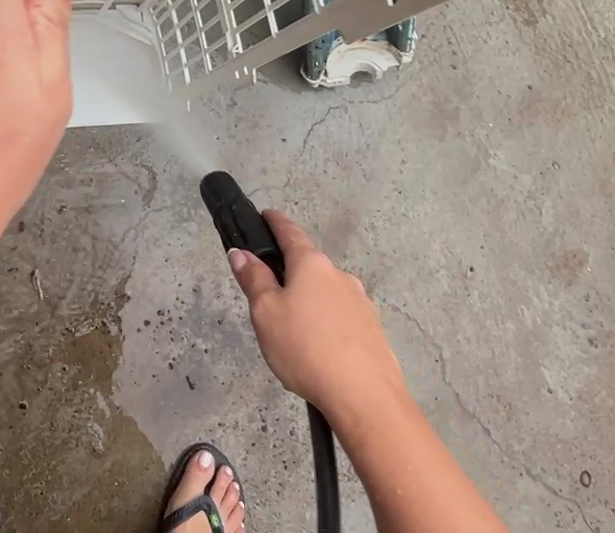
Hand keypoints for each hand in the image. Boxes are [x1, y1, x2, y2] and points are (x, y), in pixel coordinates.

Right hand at [228, 210, 407, 419]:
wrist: (365, 397)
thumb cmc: (306, 349)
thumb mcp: (266, 313)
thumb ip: (253, 279)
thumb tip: (240, 252)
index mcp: (312, 264)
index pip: (290, 232)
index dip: (275, 222)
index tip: (265, 215)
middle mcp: (340, 276)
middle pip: (309, 264)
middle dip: (290, 271)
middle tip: (269, 292)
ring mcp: (361, 303)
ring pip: (326, 292)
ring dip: (309, 300)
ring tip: (293, 329)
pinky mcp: (373, 331)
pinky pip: (341, 317)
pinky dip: (326, 322)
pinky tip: (318, 347)